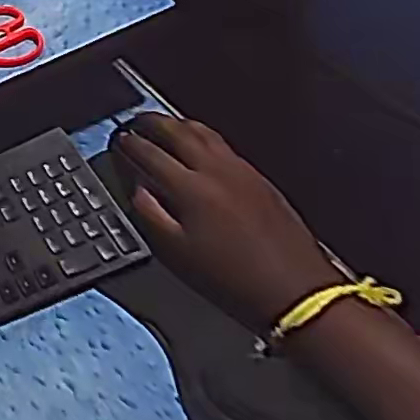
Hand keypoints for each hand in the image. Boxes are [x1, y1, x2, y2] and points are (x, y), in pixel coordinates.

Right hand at [111, 113, 341, 329]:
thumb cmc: (234, 279)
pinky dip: (202, 137)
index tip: (119, 143)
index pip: (148, 152)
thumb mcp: (176, 251)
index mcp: (191, 188)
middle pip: (176, 130)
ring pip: (203, 132)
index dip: (127, 144)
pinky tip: (198, 146)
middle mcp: (216, 172)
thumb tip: (137, 189)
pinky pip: (224, 146)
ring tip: (164, 125)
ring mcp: (242, 173)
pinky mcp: (262, 181)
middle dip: (149, 122)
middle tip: (135, 122)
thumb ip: (148, 212)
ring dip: (178, 124)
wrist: (300, 297)